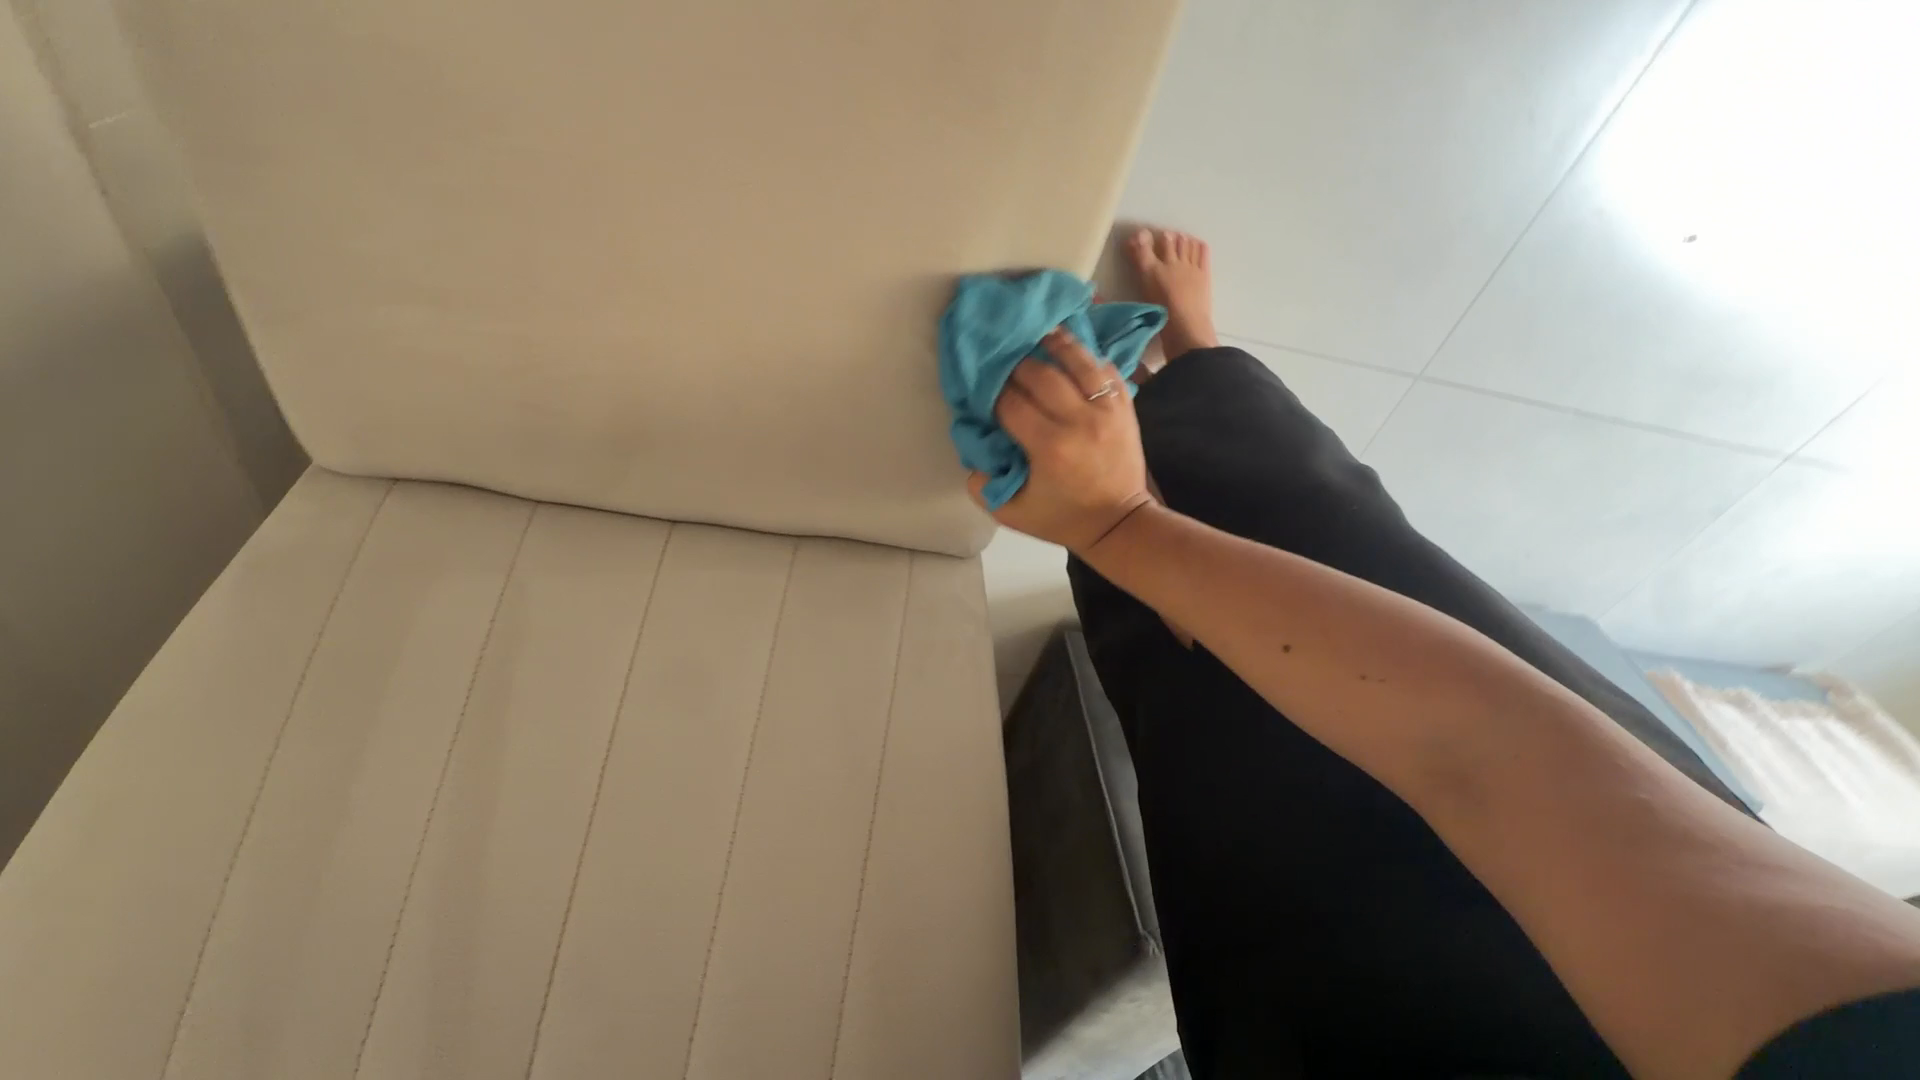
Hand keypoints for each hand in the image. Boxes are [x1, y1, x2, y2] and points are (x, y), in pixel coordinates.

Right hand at [968, 327, 1153, 553]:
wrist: (1119, 523)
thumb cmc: (1063, 518)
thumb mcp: (1012, 512)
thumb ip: (982, 486)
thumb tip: (973, 454)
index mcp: (1050, 448)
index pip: (1011, 403)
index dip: (993, 391)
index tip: (983, 387)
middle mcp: (1080, 422)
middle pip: (1041, 375)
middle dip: (1017, 365)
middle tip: (1004, 360)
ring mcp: (1107, 411)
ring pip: (1077, 361)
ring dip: (1054, 345)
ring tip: (1037, 335)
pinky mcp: (1125, 407)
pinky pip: (1105, 369)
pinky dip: (1087, 357)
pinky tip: (1070, 349)